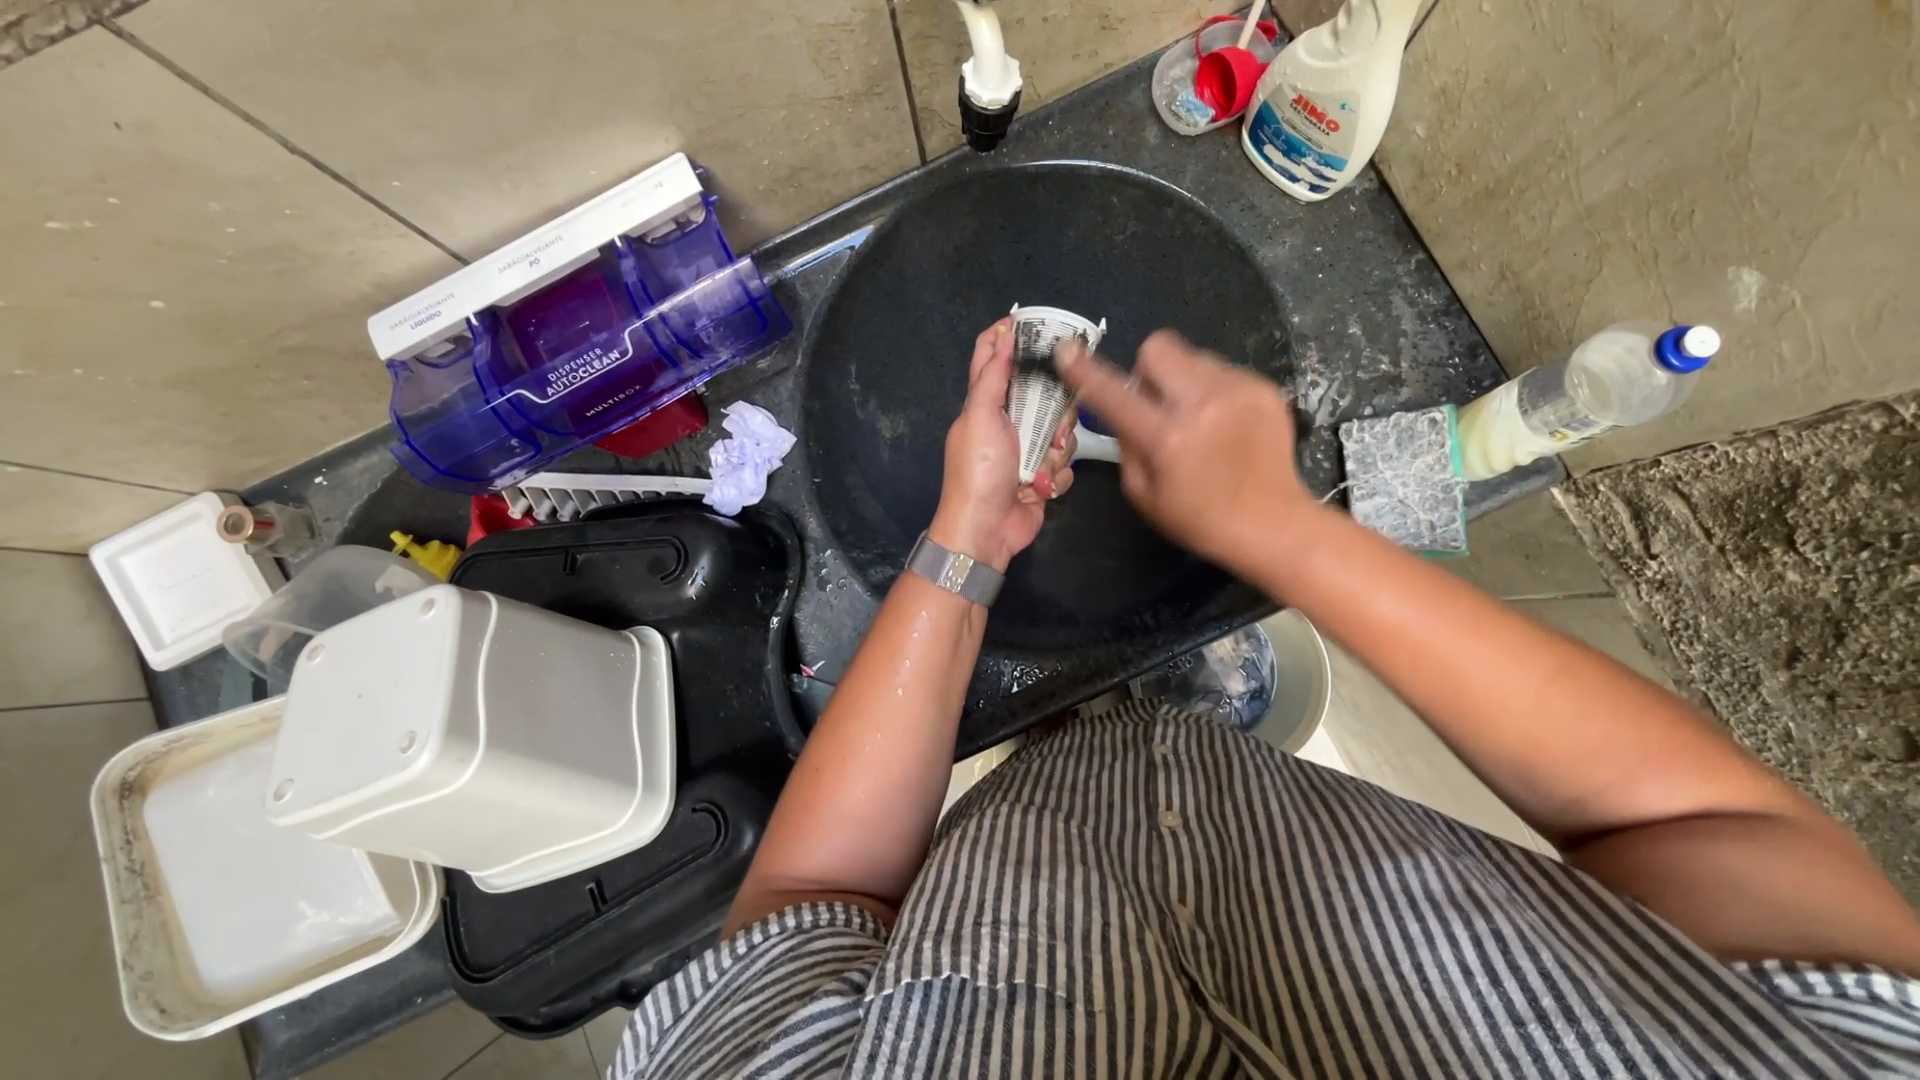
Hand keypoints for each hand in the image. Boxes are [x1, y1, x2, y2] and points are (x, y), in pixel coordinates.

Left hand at [929, 318, 1076, 571]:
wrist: (986, 531)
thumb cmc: (979, 472)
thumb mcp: (980, 417)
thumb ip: (992, 377)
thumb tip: (1001, 336)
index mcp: (984, 404)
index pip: (993, 358)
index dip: (1008, 336)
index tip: (1033, 322)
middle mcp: (1007, 423)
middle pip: (1043, 394)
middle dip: (1054, 410)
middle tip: (1054, 423)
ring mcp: (1026, 452)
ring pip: (1060, 432)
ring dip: (1056, 452)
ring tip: (1041, 468)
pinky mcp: (1042, 478)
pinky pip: (1064, 465)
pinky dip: (1056, 477)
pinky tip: (1042, 489)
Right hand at [1055, 329, 1319, 573]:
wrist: (1273, 523)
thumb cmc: (1199, 519)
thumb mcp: (1144, 494)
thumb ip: (1126, 444)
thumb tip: (1123, 407)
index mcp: (1167, 437)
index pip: (1114, 393)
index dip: (1085, 371)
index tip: (1067, 351)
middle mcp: (1203, 403)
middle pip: (1157, 347)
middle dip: (1147, 370)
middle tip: (1155, 403)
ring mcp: (1238, 390)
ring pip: (1192, 356)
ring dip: (1183, 381)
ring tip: (1198, 421)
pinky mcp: (1263, 387)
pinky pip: (1222, 370)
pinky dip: (1213, 391)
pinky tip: (1224, 425)